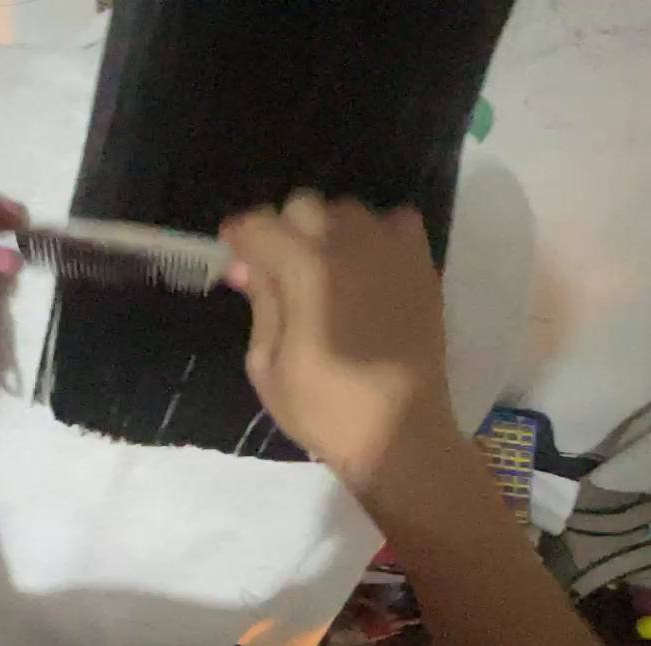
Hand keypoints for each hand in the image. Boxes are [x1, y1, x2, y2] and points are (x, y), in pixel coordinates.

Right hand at [220, 192, 453, 490]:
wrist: (399, 435)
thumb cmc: (323, 411)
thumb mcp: (268, 367)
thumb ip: (260, 304)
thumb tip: (246, 265)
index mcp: (307, 272)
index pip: (261, 226)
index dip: (238, 236)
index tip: (229, 254)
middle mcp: (351, 247)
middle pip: (303, 206)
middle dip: (280, 230)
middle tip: (272, 269)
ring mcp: (392, 253)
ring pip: (347, 211)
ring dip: (324, 230)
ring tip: (317, 269)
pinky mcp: (421, 267)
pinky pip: (395, 223)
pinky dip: (373, 234)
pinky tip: (363, 267)